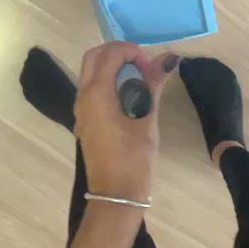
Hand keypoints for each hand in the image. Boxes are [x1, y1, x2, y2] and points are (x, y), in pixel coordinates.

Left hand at [74, 43, 167, 201]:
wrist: (115, 196)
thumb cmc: (133, 159)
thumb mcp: (147, 120)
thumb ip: (152, 85)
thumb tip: (167, 58)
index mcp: (97, 93)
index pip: (110, 54)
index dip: (132, 52)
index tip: (150, 66)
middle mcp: (83, 96)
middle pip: (94, 57)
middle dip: (118, 53)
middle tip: (142, 65)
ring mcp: (81, 109)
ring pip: (90, 71)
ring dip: (112, 66)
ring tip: (138, 78)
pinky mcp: (84, 119)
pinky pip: (92, 88)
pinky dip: (107, 80)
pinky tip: (128, 94)